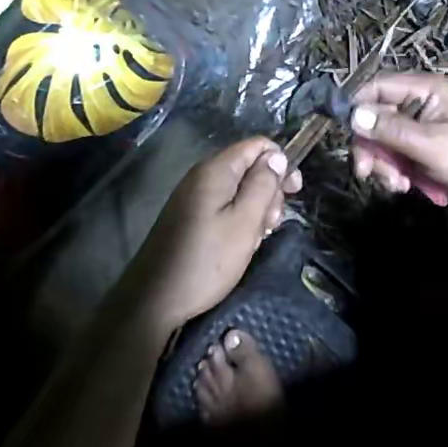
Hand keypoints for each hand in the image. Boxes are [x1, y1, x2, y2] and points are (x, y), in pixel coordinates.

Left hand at [128, 139, 301, 332]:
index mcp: (216, 170)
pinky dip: (239, 219)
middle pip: (249, 166)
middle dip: (268, 190)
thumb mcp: (245, 222)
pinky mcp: (189, 216)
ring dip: (255, 209)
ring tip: (255, 239)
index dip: (281, 162)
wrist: (153, 301)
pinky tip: (240, 244)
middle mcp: (203, 176)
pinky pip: (223, 205)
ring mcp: (193, 196)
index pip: (258, 145)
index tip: (294, 192)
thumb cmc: (206, 261)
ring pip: (238, 189)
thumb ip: (263, 185)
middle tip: (272, 224)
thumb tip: (277, 157)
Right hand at [348, 73, 447, 205]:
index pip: (377, 86)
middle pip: (376, 117)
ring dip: (384, 164)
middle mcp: (419, 100)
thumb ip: (391, 130)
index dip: (358, 107)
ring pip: (383, 138)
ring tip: (398, 186)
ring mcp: (420, 121)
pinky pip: (395, 151)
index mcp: (425, 89)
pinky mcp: (421, 141)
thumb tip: (353, 115)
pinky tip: (406, 185)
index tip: (348, 134)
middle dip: (372, 148)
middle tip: (369, 174)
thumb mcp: (428, 145)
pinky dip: (395, 169)